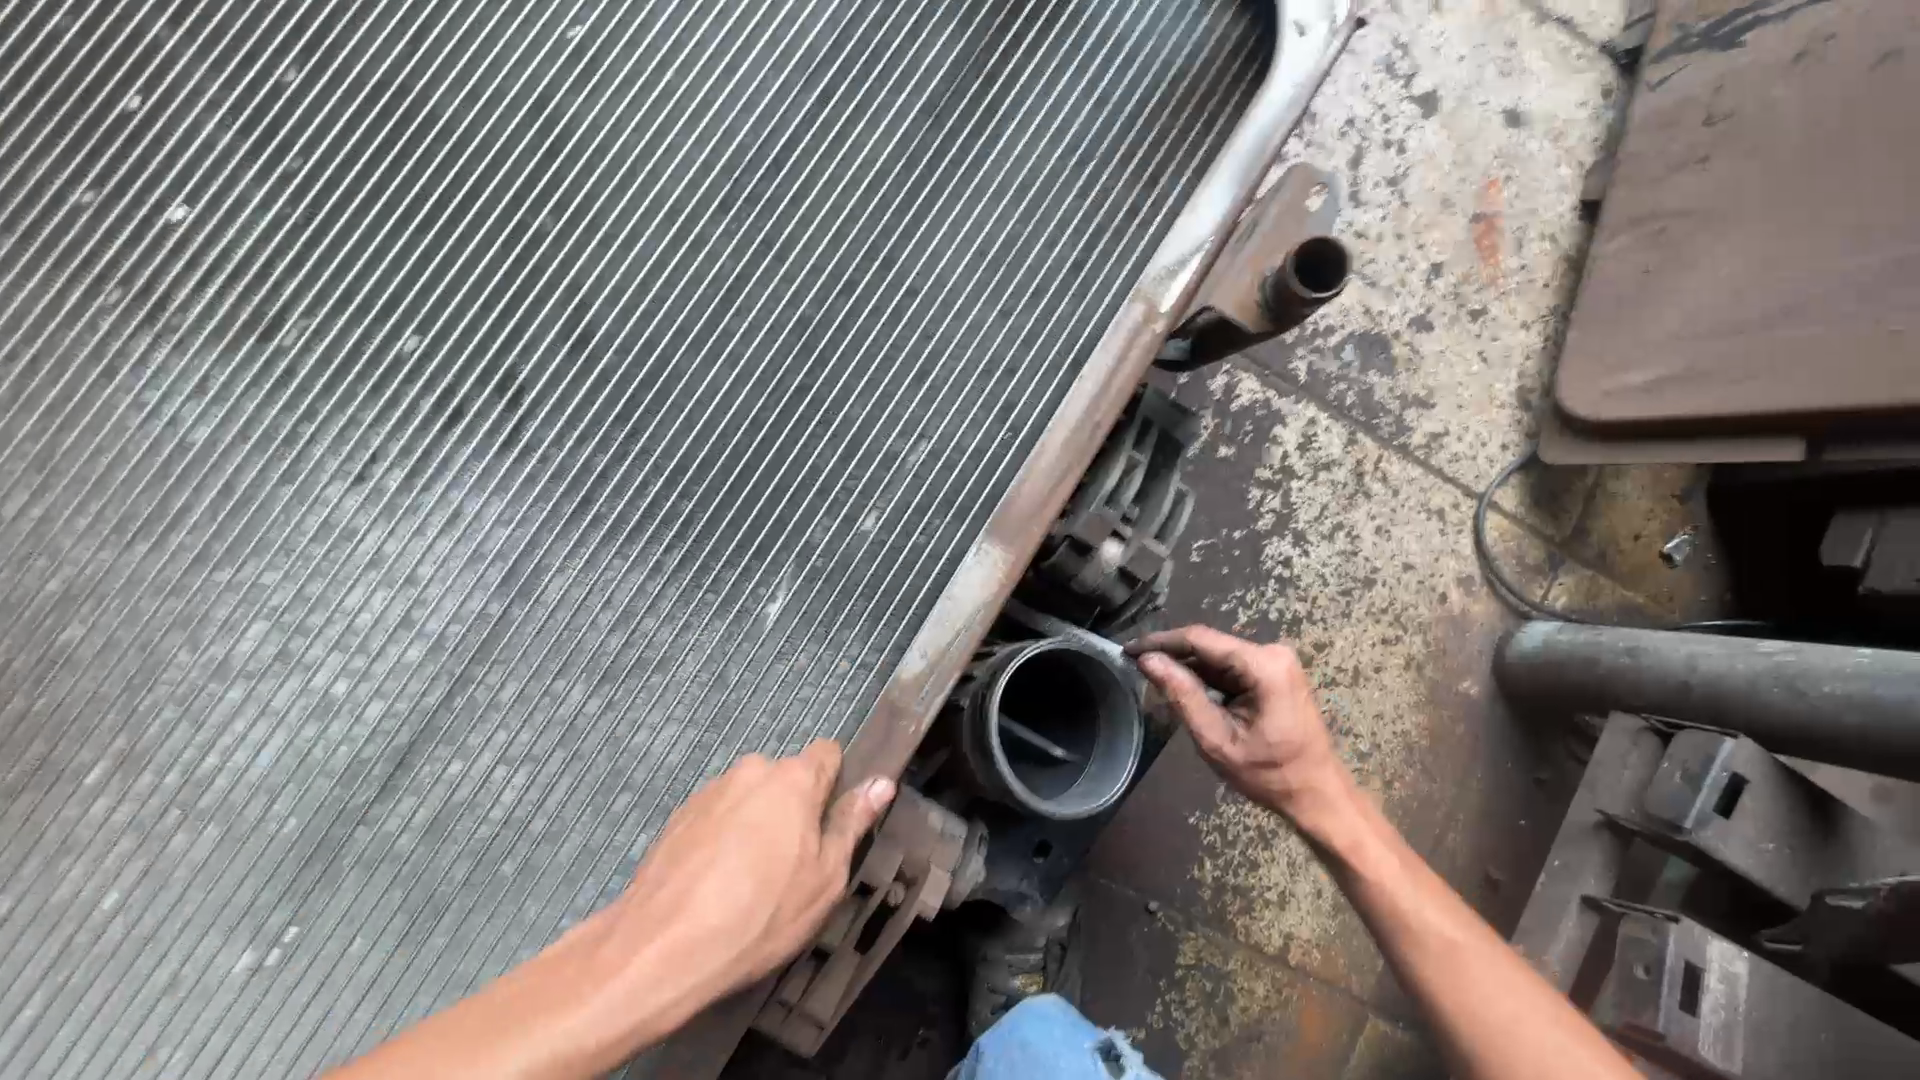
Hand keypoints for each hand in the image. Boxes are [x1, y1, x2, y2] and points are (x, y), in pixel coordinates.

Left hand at [589, 740, 894, 1033]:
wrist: (661, 947)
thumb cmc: (759, 913)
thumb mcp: (825, 877)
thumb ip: (852, 823)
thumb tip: (881, 783)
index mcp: (792, 779)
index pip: (827, 753)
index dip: (836, 785)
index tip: (832, 823)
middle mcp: (750, 772)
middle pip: (786, 780)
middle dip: (793, 810)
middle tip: (794, 865)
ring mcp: (709, 792)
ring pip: (749, 800)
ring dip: (756, 826)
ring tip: (749, 882)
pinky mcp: (677, 817)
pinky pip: (716, 818)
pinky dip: (722, 841)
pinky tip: (716, 885)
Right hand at [1126, 625, 1343, 817]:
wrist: (1317, 795)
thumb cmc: (1269, 774)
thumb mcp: (1217, 738)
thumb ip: (1182, 695)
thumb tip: (1148, 660)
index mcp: (1264, 665)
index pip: (1200, 640)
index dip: (1160, 642)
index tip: (1128, 649)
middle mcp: (1272, 653)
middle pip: (1209, 645)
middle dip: (1172, 655)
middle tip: (1135, 666)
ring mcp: (1276, 662)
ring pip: (1218, 656)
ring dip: (1188, 668)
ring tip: (1153, 677)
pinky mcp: (1275, 673)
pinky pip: (1231, 668)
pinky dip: (1206, 678)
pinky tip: (1183, 688)